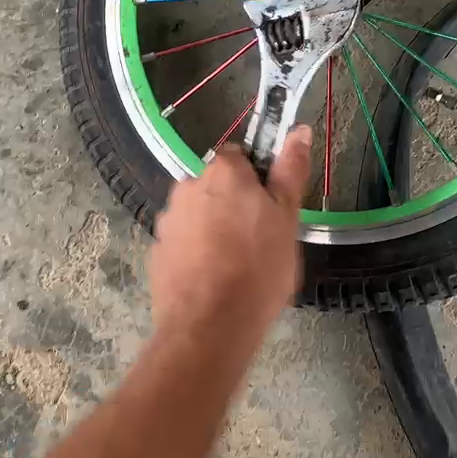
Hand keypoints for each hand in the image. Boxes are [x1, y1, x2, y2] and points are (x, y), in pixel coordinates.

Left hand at [149, 127, 311, 350]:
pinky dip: (196, 253)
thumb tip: (300, 130)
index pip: (240, 158)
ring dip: (214, 229)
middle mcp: (188, 185)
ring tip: (236, 267)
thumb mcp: (287, 218)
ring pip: (199, 215)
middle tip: (259, 241)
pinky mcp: (157, 250)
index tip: (270, 210)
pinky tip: (213, 281)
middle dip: (234, 206)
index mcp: (222, 171)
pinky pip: (183, 242)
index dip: (258, 182)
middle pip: (217, 187)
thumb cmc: (257, 268)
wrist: (207, 327)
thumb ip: (290, 171)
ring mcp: (168, 219)